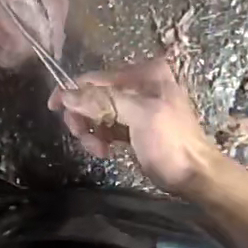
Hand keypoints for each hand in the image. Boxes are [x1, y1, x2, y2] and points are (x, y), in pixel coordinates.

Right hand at [49, 58, 223, 193]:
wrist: (194, 174)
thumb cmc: (171, 141)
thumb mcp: (139, 115)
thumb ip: (103, 101)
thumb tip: (66, 95)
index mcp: (145, 73)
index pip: (98, 77)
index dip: (73, 91)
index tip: (52, 106)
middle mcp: (140, 85)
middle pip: (95, 96)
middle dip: (85, 117)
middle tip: (82, 137)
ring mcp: (137, 108)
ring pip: (98, 114)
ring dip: (92, 132)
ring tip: (99, 150)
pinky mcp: (134, 128)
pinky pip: (106, 128)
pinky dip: (101, 139)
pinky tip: (106, 152)